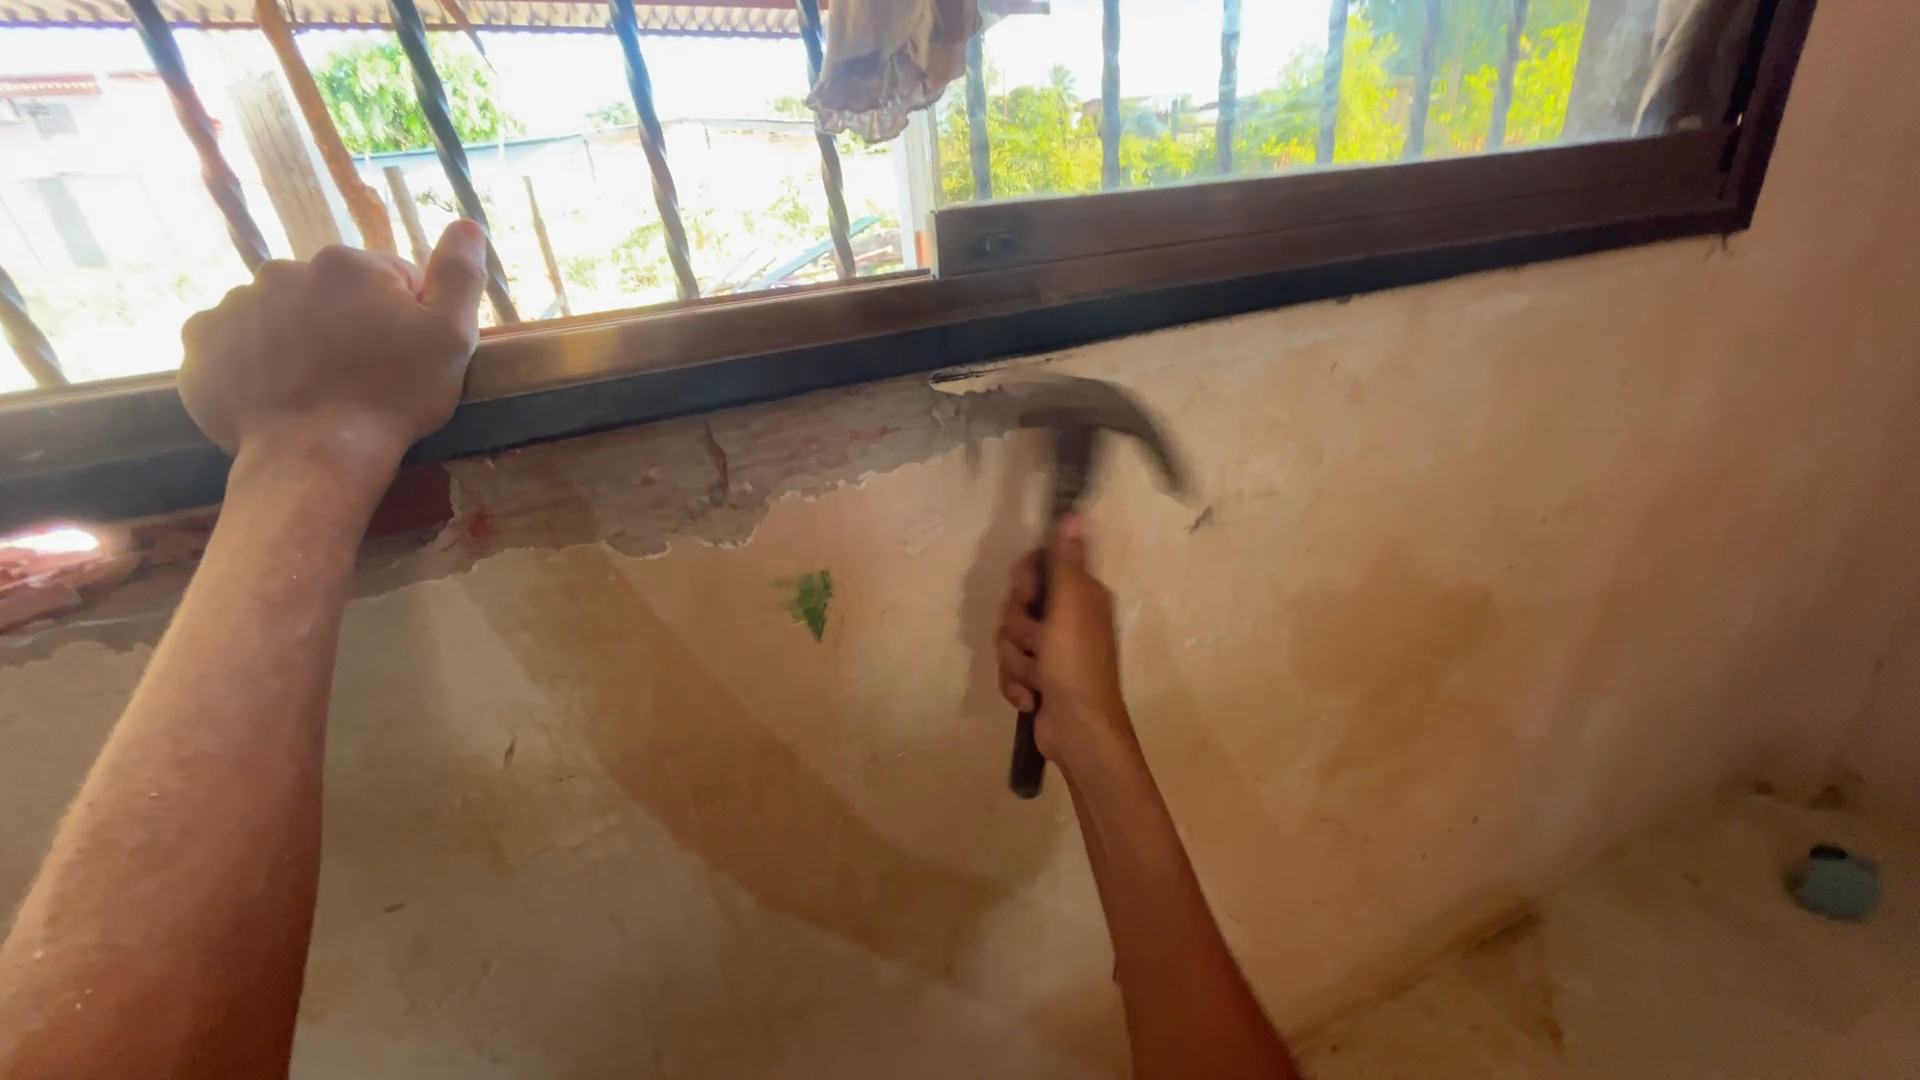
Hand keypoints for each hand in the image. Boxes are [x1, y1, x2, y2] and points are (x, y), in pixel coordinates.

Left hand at [178, 221, 488, 482]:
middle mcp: (284, 270)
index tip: (415, 355)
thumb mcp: (452, 337)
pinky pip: (241, 343)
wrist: (316, 452)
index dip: (414, 317)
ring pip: (288, 316)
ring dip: (309, 341)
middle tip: (375, 375)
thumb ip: (461, 276)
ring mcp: (234, 305)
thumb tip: (469, 225)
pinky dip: (263, 362)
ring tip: (329, 388)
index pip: (395, 278)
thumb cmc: (396, 395)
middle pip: (337, 294)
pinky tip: (287, 393)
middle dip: (357, 324)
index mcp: (348, 265)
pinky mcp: (200, 344)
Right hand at [997, 516, 1135, 772]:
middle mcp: (1066, 619)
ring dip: (1017, 662)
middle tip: (1035, 644)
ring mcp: (1051, 651)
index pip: (1037, 567)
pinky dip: (1017, 685)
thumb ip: (1066, 561)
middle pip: (1018, 605)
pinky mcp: (1038, 678)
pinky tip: (1031, 698)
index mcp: (1079, 596)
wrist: (1079, 731)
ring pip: (1009, 639)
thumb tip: (1074, 513)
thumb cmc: (1076, 665)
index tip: (1025, 597)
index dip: (1023, 583)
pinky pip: (1010, 668)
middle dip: (1017, 630)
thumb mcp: (1070, 607)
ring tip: (1036, 678)